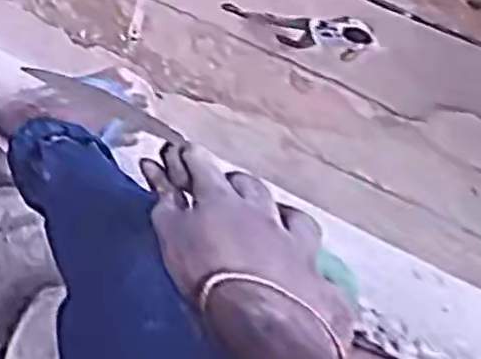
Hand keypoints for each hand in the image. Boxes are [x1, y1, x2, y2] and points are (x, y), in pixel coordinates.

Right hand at [140, 143, 356, 358]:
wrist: (263, 322)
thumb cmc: (205, 268)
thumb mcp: (169, 229)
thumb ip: (164, 196)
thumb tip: (154, 169)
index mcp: (222, 198)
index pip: (201, 161)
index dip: (185, 156)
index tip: (172, 157)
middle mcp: (263, 214)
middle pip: (250, 184)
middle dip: (233, 182)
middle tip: (217, 191)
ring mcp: (301, 249)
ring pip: (297, 219)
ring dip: (281, 216)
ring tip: (269, 223)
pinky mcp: (326, 286)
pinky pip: (324, 271)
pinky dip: (310, 268)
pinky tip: (302, 274)